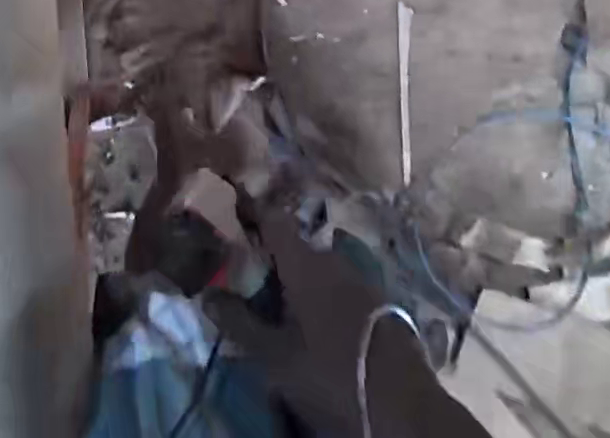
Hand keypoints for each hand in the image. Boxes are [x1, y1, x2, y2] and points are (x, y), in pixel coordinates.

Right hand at [204, 208, 444, 437]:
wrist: (403, 401)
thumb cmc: (330, 370)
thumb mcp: (275, 356)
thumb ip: (239, 323)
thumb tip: (207, 295)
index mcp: (304, 262)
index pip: (273, 220)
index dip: (251, 211)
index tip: (232, 207)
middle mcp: (331, 257)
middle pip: (295, 243)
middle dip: (271, 251)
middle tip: (247, 267)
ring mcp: (358, 275)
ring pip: (317, 263)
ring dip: (296, 272)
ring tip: (276, 295)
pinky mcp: (375, 297)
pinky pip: (336, 281)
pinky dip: (318, 288)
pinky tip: (312, 313)